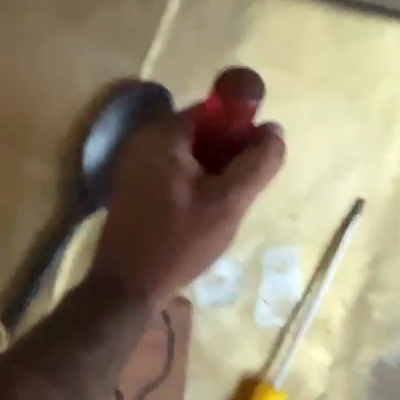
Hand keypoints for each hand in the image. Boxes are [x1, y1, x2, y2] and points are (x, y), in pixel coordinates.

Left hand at [90, 108, 284, 306]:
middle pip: (202, 134)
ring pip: (189, 159)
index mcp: (163, 135)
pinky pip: (173, 177)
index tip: (251, 167)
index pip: (214, 111)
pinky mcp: (132, 191)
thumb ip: (257, 162)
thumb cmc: (177, 243)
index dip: (240, 133)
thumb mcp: (228, 203)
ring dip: (211, 179)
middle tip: (236, 196)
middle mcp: (143, 142)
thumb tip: (273, 130)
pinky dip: (191, 191)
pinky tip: (196, 222)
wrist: (126, 288)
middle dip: (226, 159)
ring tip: (216, 214)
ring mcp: (133, 167)